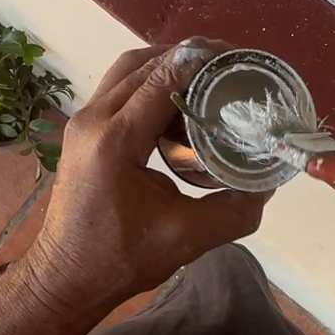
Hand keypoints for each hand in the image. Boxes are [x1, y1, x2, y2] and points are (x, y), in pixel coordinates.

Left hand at [23, 40, 270, 321]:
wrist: (65, 278)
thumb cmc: (120, 260)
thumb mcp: (186, 239)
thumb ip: (234, 210)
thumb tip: (269, 181)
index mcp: (116, 139)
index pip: (161, 79)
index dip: (198, 60)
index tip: (233, 56)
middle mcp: (94, 119)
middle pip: (143, 65)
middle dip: (186, 56)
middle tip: (226, 62)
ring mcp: (83, 121)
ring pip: (127, 70)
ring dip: (164, 64)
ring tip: (205, 73)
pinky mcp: (83, 129)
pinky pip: (118, 88)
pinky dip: (148, 81)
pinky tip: (178, 98)